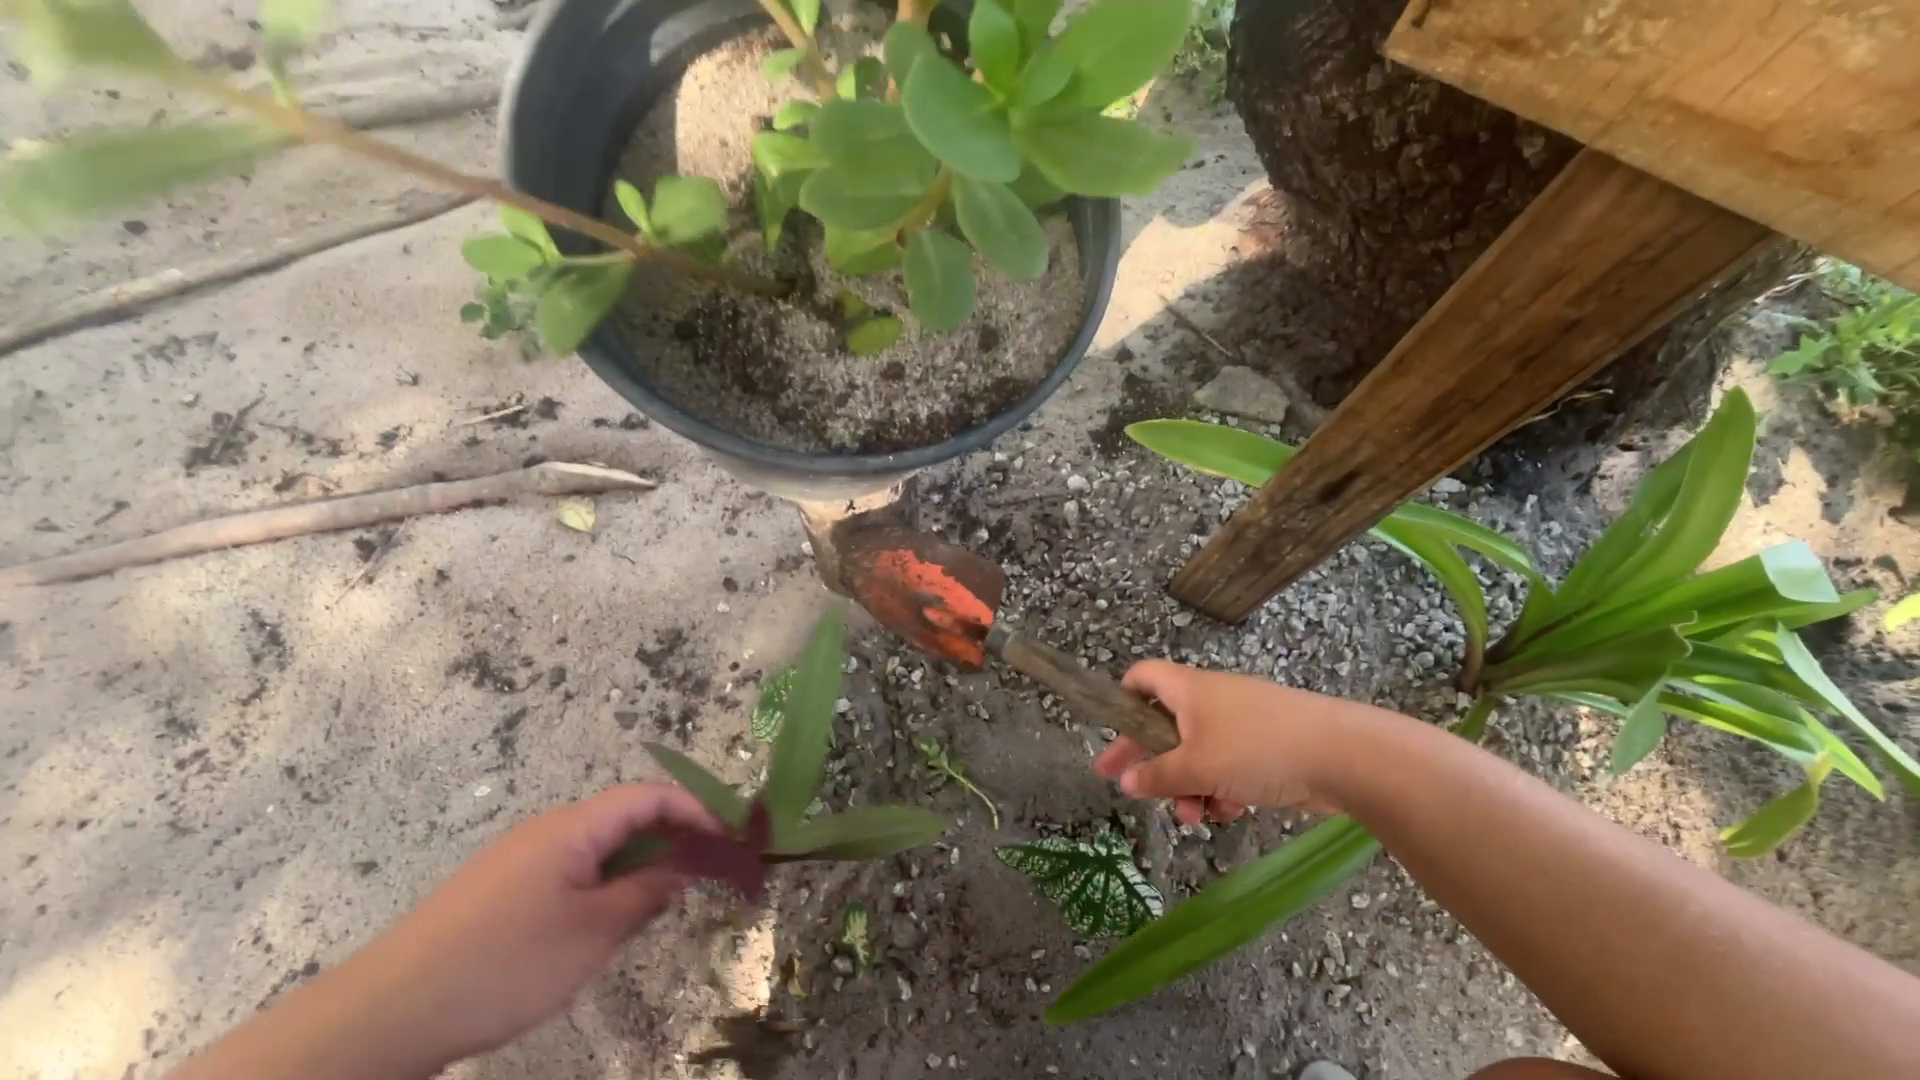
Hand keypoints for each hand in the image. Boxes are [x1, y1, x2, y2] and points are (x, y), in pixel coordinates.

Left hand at [337, 784, 722, 1064]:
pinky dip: (606, 883)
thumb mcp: (591, 934)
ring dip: (639, 864)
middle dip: (673, 837)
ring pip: (598, 847)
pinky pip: (571, 870)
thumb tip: (683, 870)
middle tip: (710, 872)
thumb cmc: (504, 964)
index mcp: (572, 827)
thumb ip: (646, 894)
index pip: (649, 796)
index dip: (696, 810)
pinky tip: (608, 922)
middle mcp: (547, 830)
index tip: (731, 840)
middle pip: (625, 816)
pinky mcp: (500, 891)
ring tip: (667, 901)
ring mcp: (519, 860)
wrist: (387, 1013)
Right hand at [1094, 660, 1362, 823]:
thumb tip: (1126, 782)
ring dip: (1190, 785)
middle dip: (1153, 762)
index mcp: (1188, 690)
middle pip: (1166, 725)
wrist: (1341, 755)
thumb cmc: (1257, 748)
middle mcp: (1211, 700)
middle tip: (1131, 790)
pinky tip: (1232, 809)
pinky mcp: (1267, 746)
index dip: (1123, 699)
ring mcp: (1241, 723)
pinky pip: (1229, 765)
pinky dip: (1223, 786)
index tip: (1113, 732)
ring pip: (1198, 753)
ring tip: (1195, 816)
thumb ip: (1157, 776)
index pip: (1143, 677)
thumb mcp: (1197, 766)